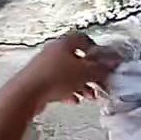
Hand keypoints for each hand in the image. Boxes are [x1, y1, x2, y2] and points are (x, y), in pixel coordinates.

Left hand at [2, 33, 117, 109]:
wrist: (27, 94)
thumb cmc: (55, 78)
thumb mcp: (84, 73)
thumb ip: (101, 68)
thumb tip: (113, 63)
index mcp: (65, 43)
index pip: (84, 39)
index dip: (96, 50)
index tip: (104, 61)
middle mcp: (54, 51)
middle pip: (77, 58)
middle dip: (90, 72)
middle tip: (99, 82)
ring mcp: (45, 65)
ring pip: (68, 72)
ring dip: (81, 83)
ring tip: (89, 95)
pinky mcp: (39, 80)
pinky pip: (57, 83)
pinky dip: (68, 90)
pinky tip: (74, 100)